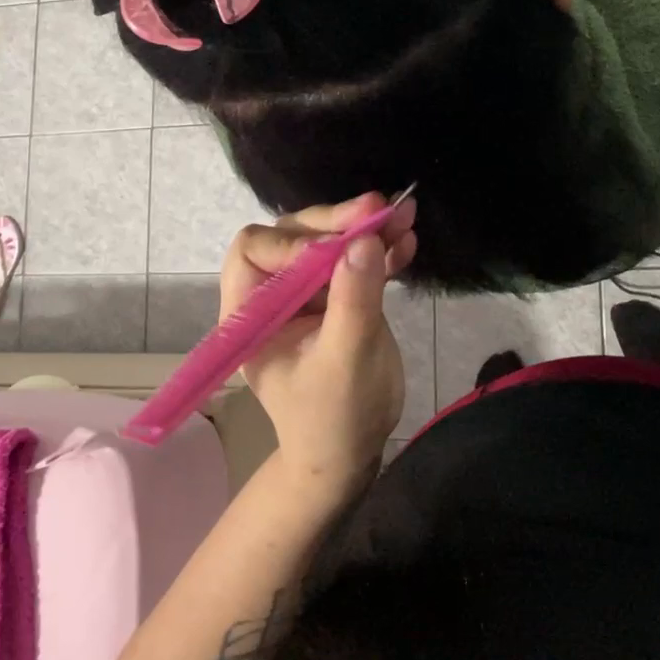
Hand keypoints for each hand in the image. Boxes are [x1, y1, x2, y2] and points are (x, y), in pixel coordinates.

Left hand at [219, 193, 416, 490]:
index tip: (336, 251)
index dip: (293, 242)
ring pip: (330, 241)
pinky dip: (382, 248)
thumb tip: (364, 239)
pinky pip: (357, 260)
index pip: (256, 250)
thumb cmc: (335, 416)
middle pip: (297, 235)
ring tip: (405, 215)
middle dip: (337, 222)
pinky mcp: (341, 294)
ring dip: (367, 228)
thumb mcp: (346, 359)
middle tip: (381, 208)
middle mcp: (274, 293)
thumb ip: (353, 299)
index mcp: (250, 311)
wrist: (353, 451)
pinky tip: (409, 241)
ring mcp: (309, 292)